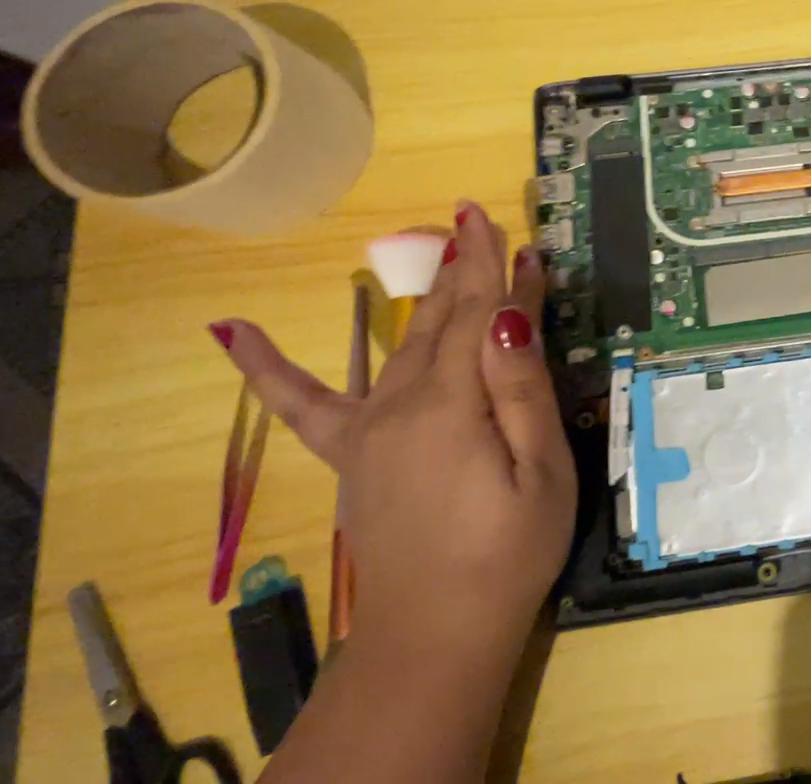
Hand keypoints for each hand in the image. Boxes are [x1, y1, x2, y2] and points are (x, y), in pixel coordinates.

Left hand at [211, 201, 574, 658]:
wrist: (439, 629)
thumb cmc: (511, 550)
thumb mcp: (541, 472)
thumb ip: (521, 392)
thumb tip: (508, 319)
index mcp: (452, 408)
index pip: (481, 321)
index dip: (504, 277)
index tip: (523, 236)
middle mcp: (399, 407)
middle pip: (441, 323)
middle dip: (467, 269)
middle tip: (479, 219)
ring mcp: (367, 431)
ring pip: (401, 346)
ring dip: (428, 296)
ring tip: (443, 250)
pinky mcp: (351, 455)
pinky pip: (304, 403)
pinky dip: (269, 366)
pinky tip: (231, 331)